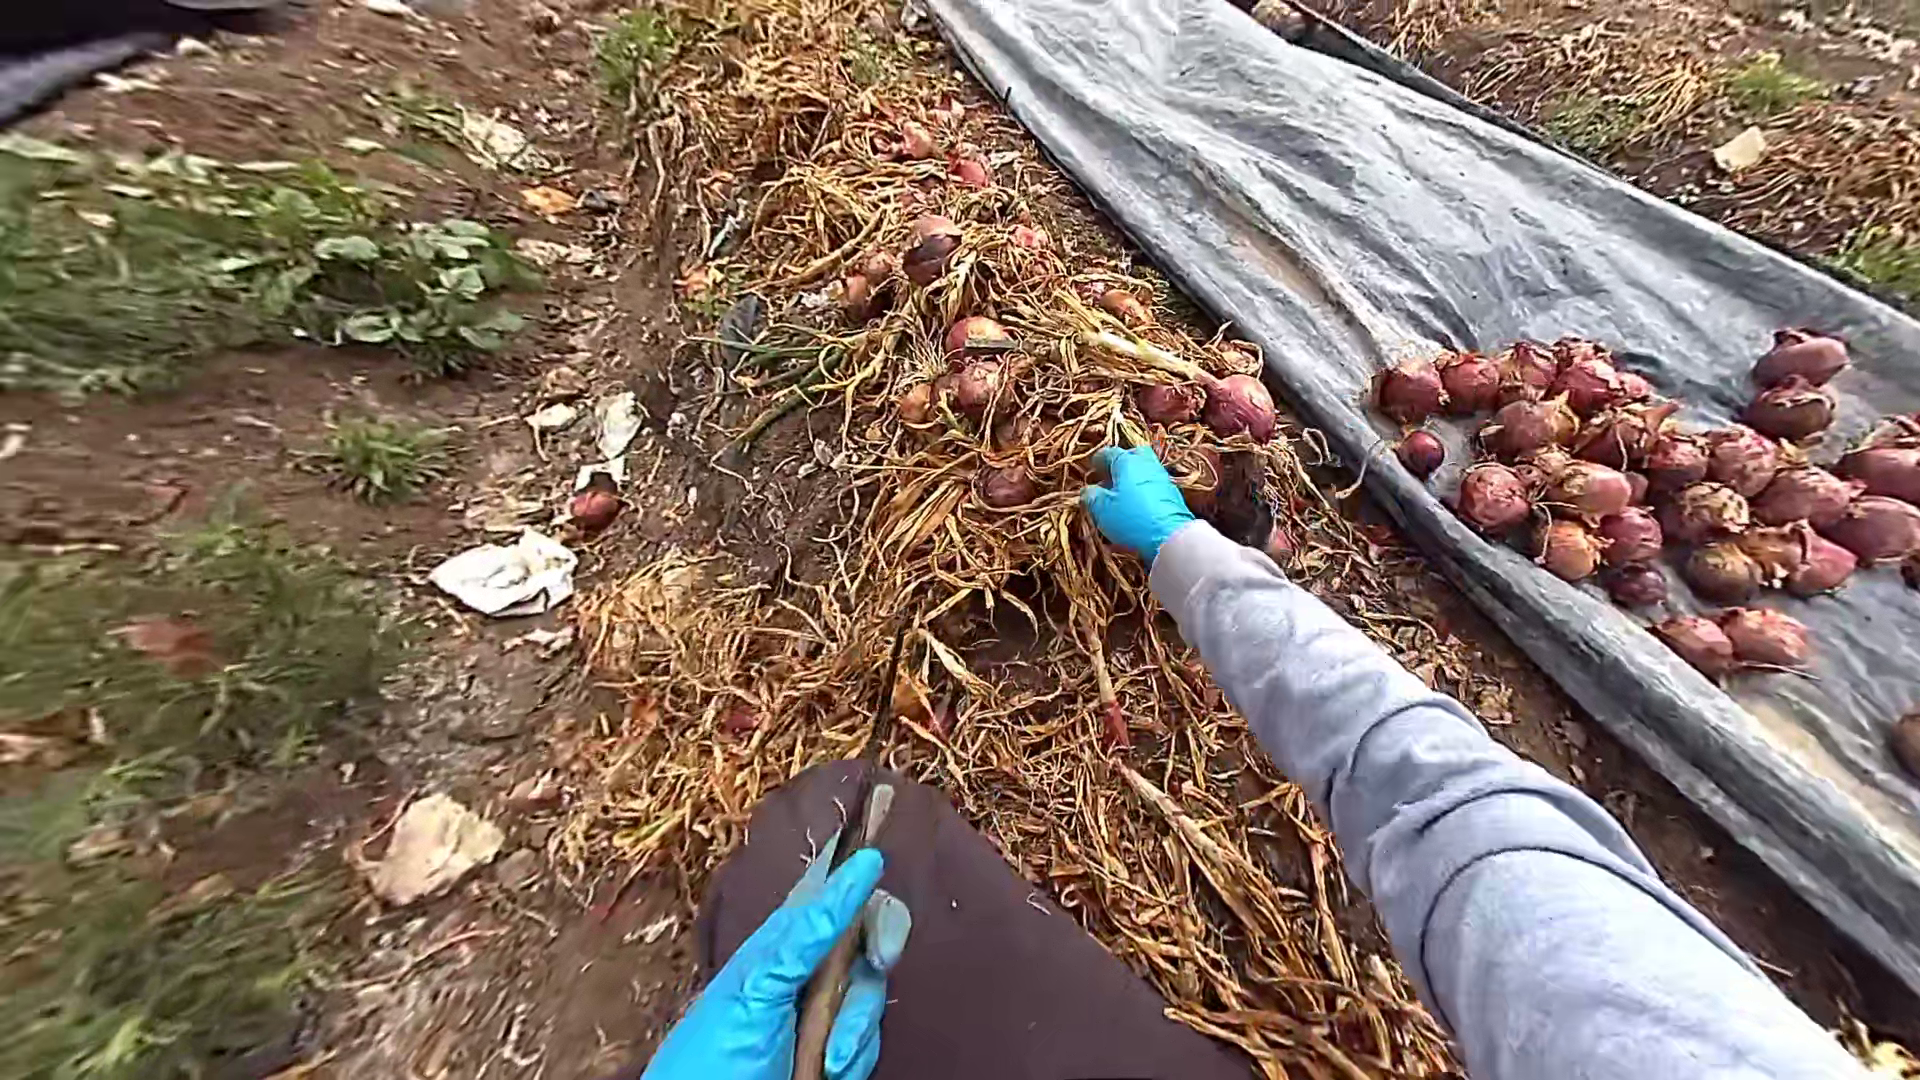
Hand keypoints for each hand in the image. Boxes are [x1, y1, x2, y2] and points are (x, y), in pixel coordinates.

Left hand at [644, 836, 910, 1079]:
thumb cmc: (717, 1051)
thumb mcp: (764, 979)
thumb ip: (815, 926)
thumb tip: (867, 860)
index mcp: (791, 930)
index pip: (836, 878)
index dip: (860, 867)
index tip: (877, 866)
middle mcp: (815, 958)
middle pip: (872, 923)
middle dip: (884, 940)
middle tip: (880, 960)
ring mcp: (827, 1003)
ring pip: (874, 983)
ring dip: (859, 1019)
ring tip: (828, 1056)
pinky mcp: (838, 1045)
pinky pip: (872, 1035)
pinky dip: (859, 1053)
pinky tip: (830, 1069)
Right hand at [1081, 445, 1196, 561]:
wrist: (1170, 538)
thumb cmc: (1131, 518)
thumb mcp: (1100, 509)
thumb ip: (1091, 495)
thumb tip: (1088, 490)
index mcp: (1128, 462)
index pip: (1108, 453)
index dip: (1097, 461)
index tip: (1091, 471)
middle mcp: (1147, 465)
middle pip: (1131, 456)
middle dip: (1118, 465)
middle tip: (1107, 479)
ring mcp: (1162, 480)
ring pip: (1143, 472)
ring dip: (1129, 481)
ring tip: (1117, 499)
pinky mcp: (1172, 497)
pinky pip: (1151, 488)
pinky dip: (1140, 494)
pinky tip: (1133, 510)